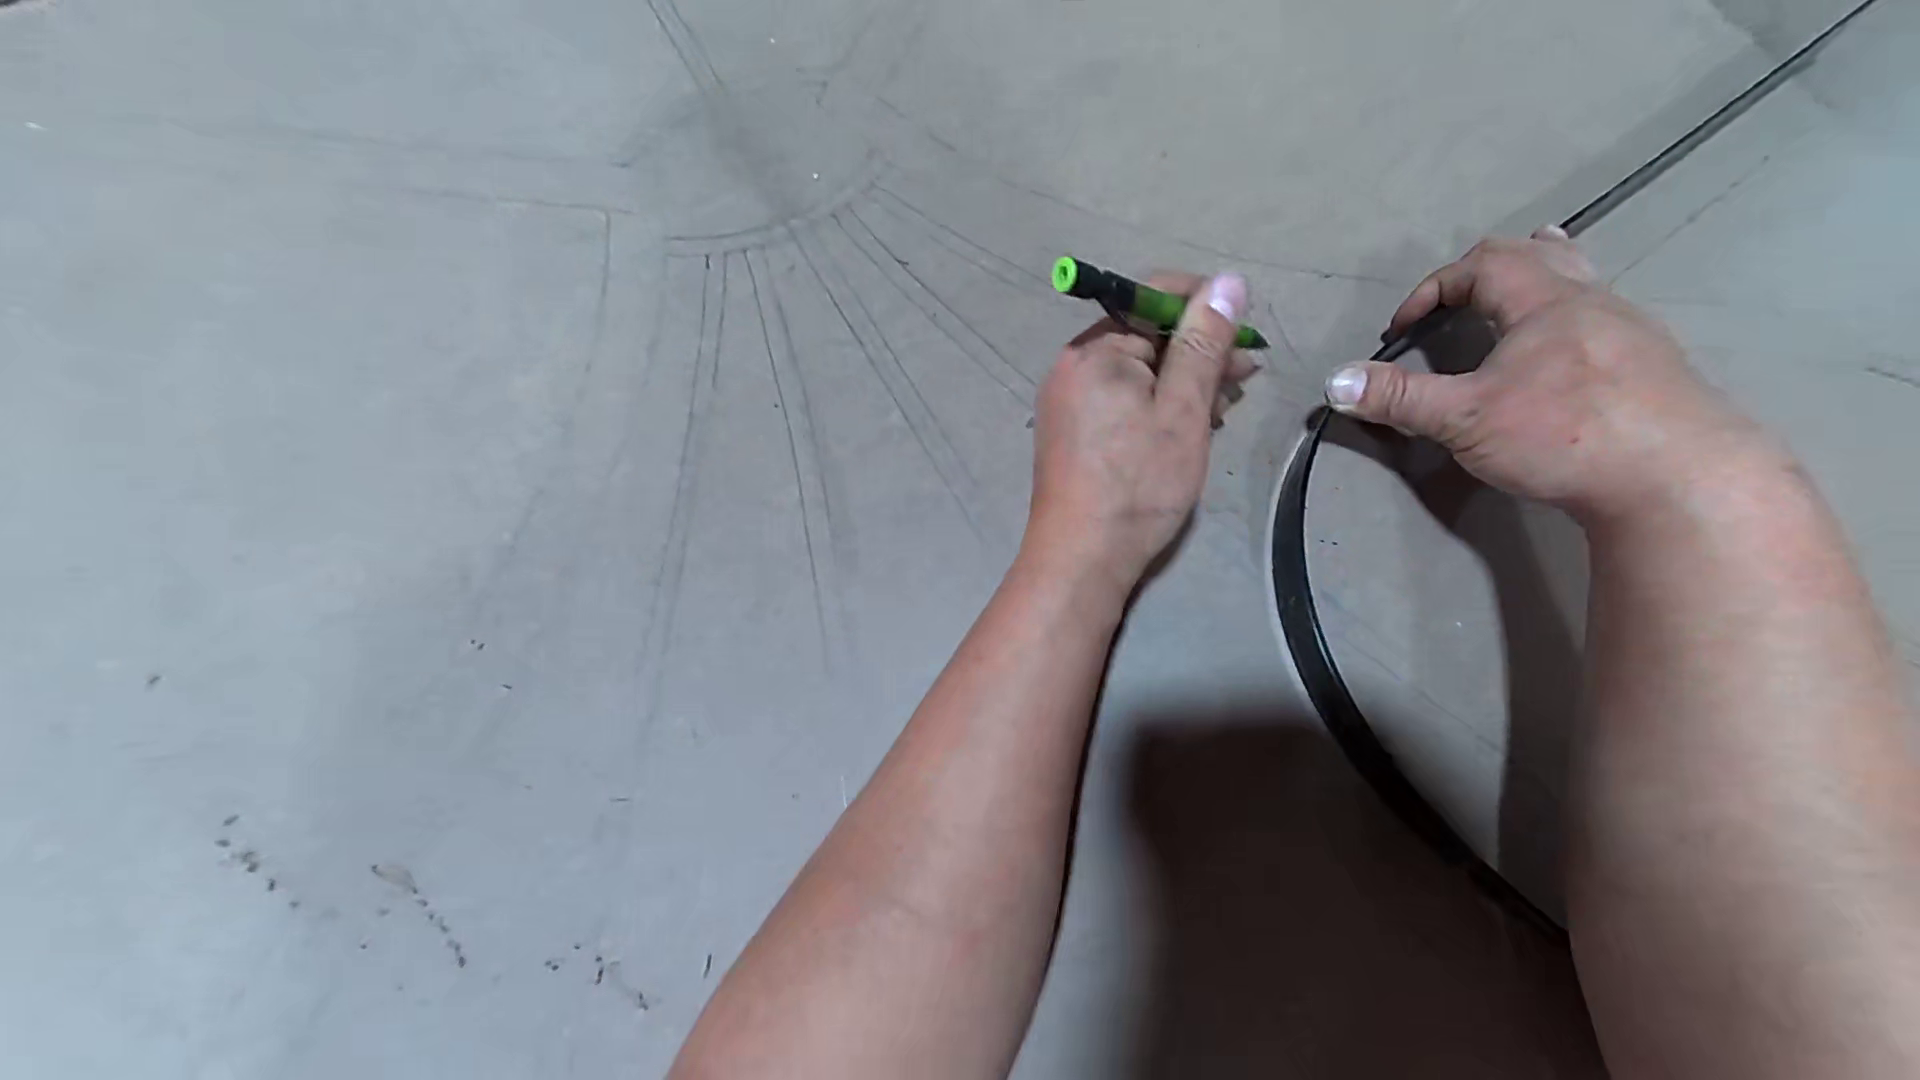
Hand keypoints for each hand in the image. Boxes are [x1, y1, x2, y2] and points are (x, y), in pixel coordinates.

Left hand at [1025, 273, 1255, 592]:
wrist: (1081, 556)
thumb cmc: (1138, 485)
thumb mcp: (1182, 411)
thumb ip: (1203, 344)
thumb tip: (1227, 281)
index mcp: (1093, 351)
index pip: (1152, 297)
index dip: (1204, 307)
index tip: (1242, 339)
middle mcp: (1071, 368)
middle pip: (1144, 336)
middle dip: (1197, 352)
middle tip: (1242, 379)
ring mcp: (1066, 401)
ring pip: (1135, 371)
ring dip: (1181, 382)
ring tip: (1220, 409)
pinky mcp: (1070, 431)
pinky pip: (1118, 399)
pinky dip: (1153, 405)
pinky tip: (1183, 427)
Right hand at [1325, 228, 1776, 524]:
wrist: (1678, 479)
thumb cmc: (1562, 434)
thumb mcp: (1463, 418)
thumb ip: (1397, 398)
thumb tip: (1334, 381)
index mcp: (1548, 304)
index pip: (1484, 264)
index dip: (1432, 289)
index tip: (1403, 329)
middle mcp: (1595, 306)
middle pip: (1542, 257)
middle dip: (1489, 269)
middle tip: (1460, 293)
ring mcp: (1631, 335)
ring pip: (1578, 287)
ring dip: (1534, 288)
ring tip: (1512, 304)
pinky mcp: (1650, 369)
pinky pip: (1598, 323)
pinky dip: (1562, 323)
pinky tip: (1557, 358)